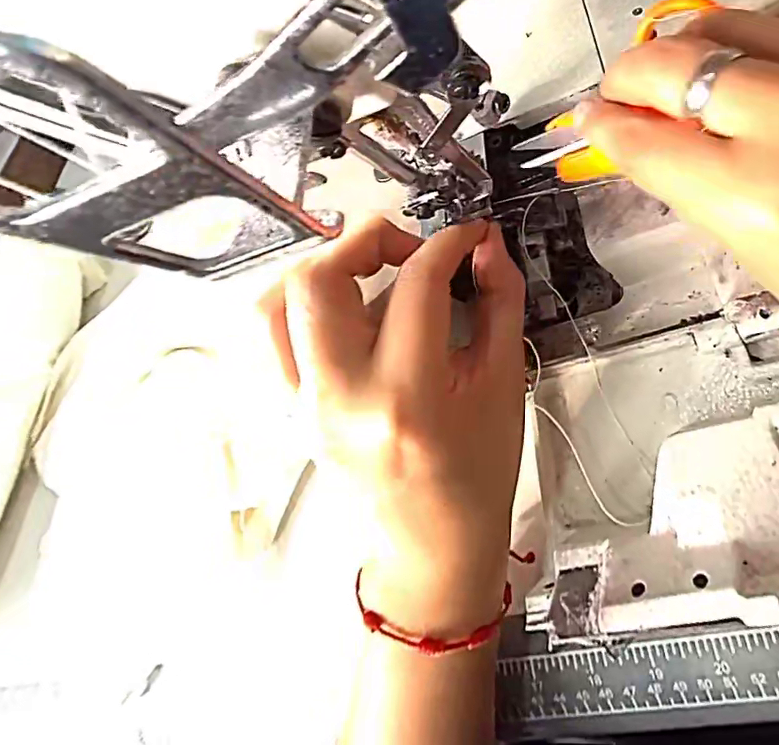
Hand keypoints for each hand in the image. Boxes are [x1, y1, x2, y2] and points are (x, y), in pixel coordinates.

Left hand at [267, 217, 526, 634]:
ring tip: (376, 272)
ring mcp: (302, 407)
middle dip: (370, 239)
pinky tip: (354, 309)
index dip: (450, 243)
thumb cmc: (480, 468)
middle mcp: (339, 398)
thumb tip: (486, 247)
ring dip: (329, 266)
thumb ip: (499, 301)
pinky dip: (309, 303)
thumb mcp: (504, 380)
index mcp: (406, 396)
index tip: (473, 235)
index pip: (415, 287)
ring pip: (277, 303)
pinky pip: (274, 337)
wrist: (433, 543)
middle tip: (414, 248)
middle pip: (317, 281)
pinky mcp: (290, 410)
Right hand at [577, 0, 778, 437]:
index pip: (648, 145)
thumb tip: (681, 160)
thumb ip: (729, 209)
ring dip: (697, 43)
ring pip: (740, 23)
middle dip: (631, 76)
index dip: (607, 131)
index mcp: (766, 209)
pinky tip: (776, 41)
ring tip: (690, 59)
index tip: (594, 123)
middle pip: (675, 66)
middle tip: (622, 86)